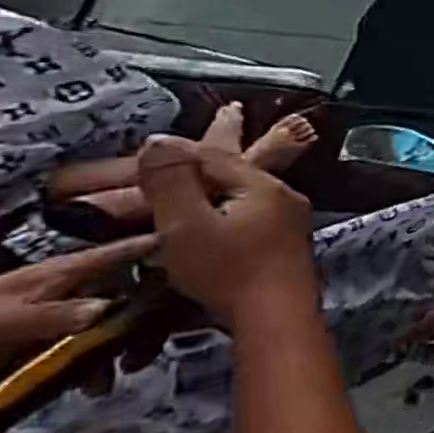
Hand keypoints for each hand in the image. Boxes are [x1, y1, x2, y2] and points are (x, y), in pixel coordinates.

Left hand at [0, 234, 159, 396]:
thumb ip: (48, 315)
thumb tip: (109, 311)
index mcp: (63, 275)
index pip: (128, 251)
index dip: (167, 248)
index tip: (209, 251)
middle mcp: (72, 294)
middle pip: (132, 293)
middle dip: (149, 317)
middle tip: (159, 338)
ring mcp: (60, 325)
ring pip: (115, 329)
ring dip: (123, 351)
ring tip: (119, 374)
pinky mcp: (47, 354)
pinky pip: (89, 357)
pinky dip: (97, 372)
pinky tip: (94, 387)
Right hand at [137, 135, 316, 325]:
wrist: (276, 312)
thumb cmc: (230, 269)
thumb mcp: (188, 226)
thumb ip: (173, 184)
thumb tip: (160, 141)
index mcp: (262, 186)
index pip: (213, 158)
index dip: (175, 154)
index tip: (146, 147)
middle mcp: (283, 195)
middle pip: (237, 169)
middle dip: (218, 151)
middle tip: (220, 120)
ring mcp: (288, 218)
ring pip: (245, 191)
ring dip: (221, 182)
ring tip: (203, 173)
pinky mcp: (284, 240)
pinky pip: (250, 212)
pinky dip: (228, 206)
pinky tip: (219, 214)